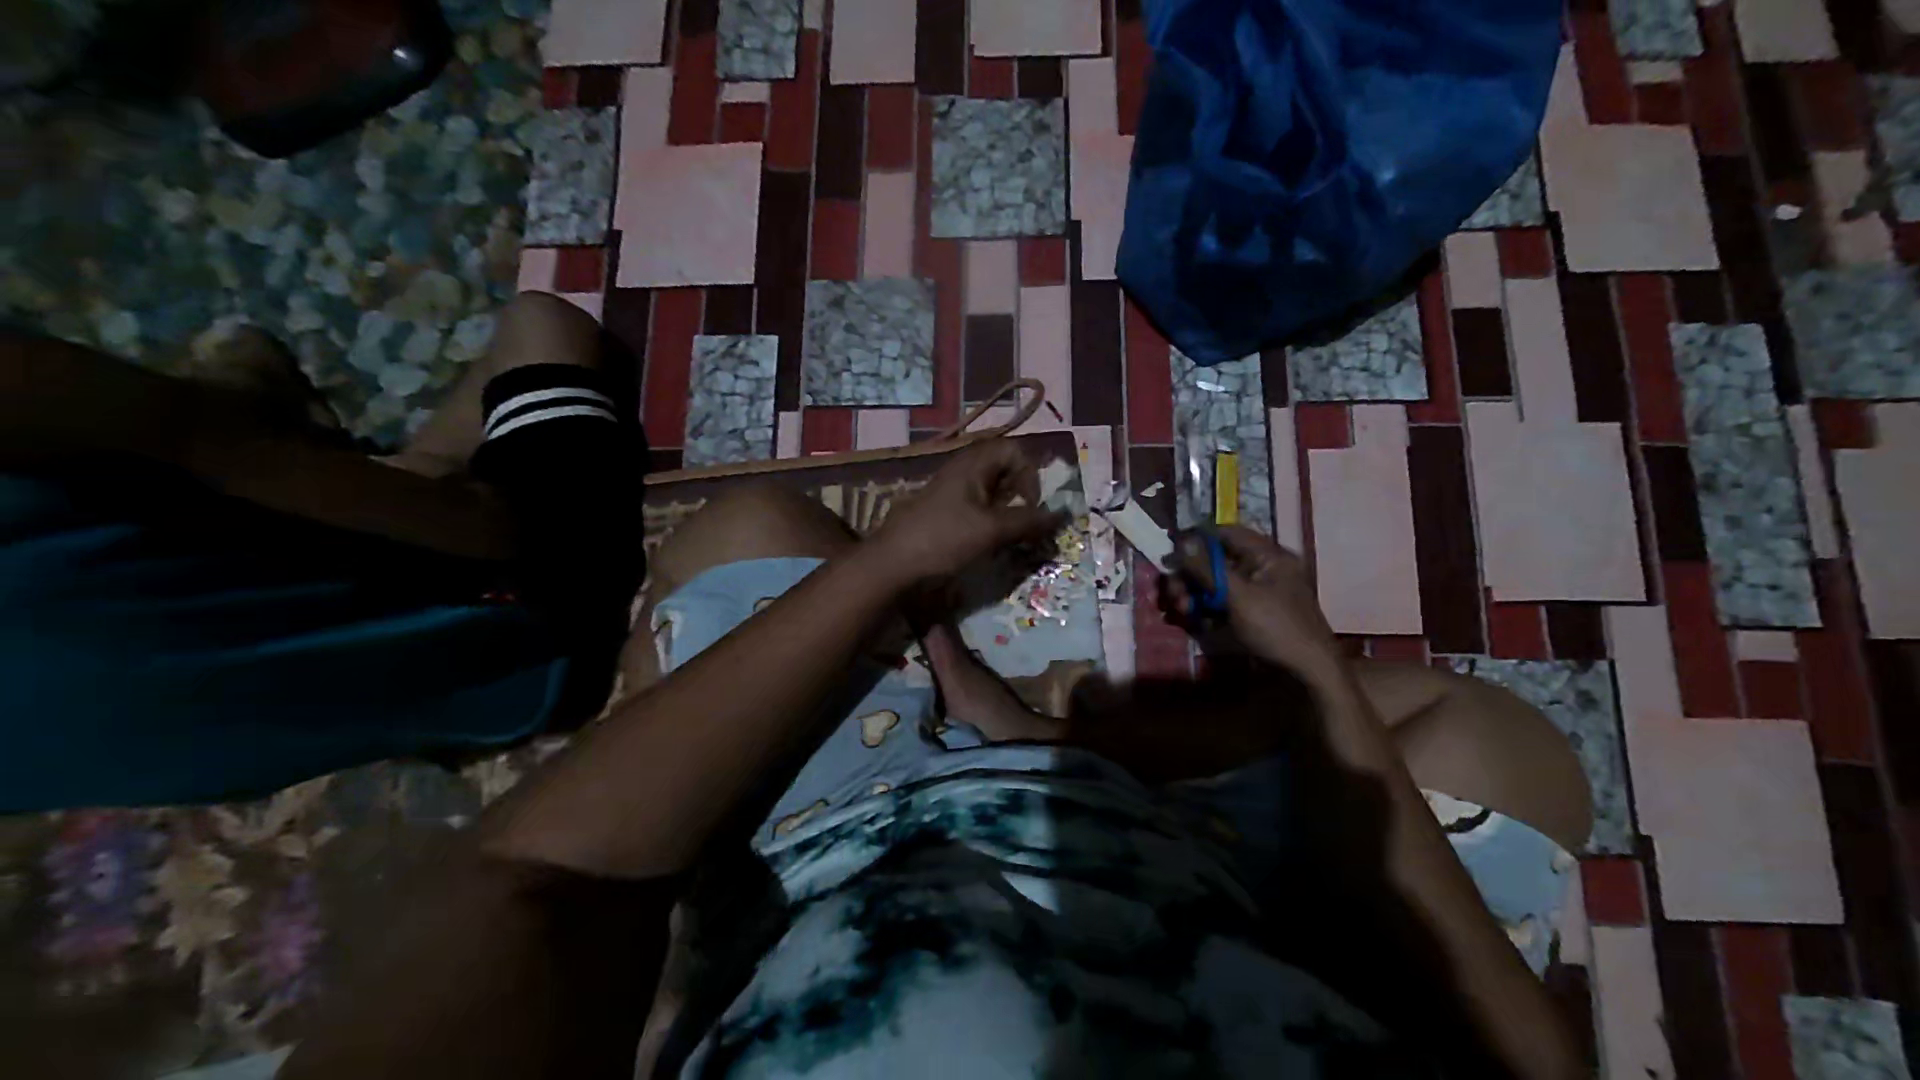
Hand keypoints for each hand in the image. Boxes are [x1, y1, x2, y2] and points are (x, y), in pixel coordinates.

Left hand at [868, 440, 1062, 585]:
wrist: (892, 563)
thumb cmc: (943, 539)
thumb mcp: (991, 530)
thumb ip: (1028, 521)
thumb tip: (1061, 515)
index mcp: (972, 464)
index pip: (1013, 450)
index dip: (1030, 473)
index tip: (1030, 504)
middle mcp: (962, 472)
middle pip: (1003, 470)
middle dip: (1022, 494)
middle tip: (1025, 522)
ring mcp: (951, 493)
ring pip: (991, 492)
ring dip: (1008, 511)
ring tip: (1011, 537)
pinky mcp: (944, 514)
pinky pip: (977, 508)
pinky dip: (991, 521)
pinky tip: (990, 543)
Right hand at [1159, 526, 1343, 682]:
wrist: (1309, 671)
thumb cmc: (1276, 627)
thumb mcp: (1238, 596)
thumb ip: (1208, 568)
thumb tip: (1183, 541)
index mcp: (1268, 556)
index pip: (1226, 533)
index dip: (1197, 539)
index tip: (1172, 554)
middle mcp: (1263, 568)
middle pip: (1216, 560)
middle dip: (1191, 575)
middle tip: (1173, 593)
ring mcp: (1257, 592)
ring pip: (1216, 583)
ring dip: (1194, 594)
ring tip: (1182, 611)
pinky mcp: (1252, 612)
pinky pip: (1223, 602)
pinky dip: (1207, 609)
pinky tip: (1196, 621)